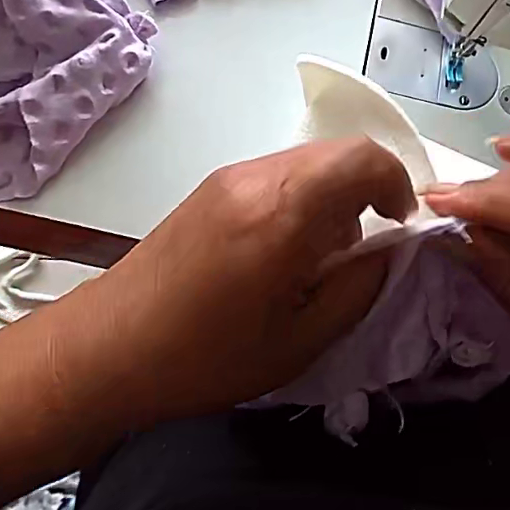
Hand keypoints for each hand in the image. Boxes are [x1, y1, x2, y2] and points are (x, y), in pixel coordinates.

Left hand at [32, 136, 414, 434]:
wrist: (109, 347)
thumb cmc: (206, 357)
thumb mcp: (300, 340)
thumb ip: (358, 286)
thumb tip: (388, 250)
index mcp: (283, 212)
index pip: (362, 158)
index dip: (397, 183)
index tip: (399, 224)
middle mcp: (257, 177)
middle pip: (338, 152)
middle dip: (368, 188)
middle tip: (364, 245)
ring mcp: (231, 175)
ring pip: (309, 160)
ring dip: (335, 193)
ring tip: (321, 254)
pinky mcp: (214, 184)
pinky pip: (279, 172)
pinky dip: (304, 196)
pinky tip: (284, 247)